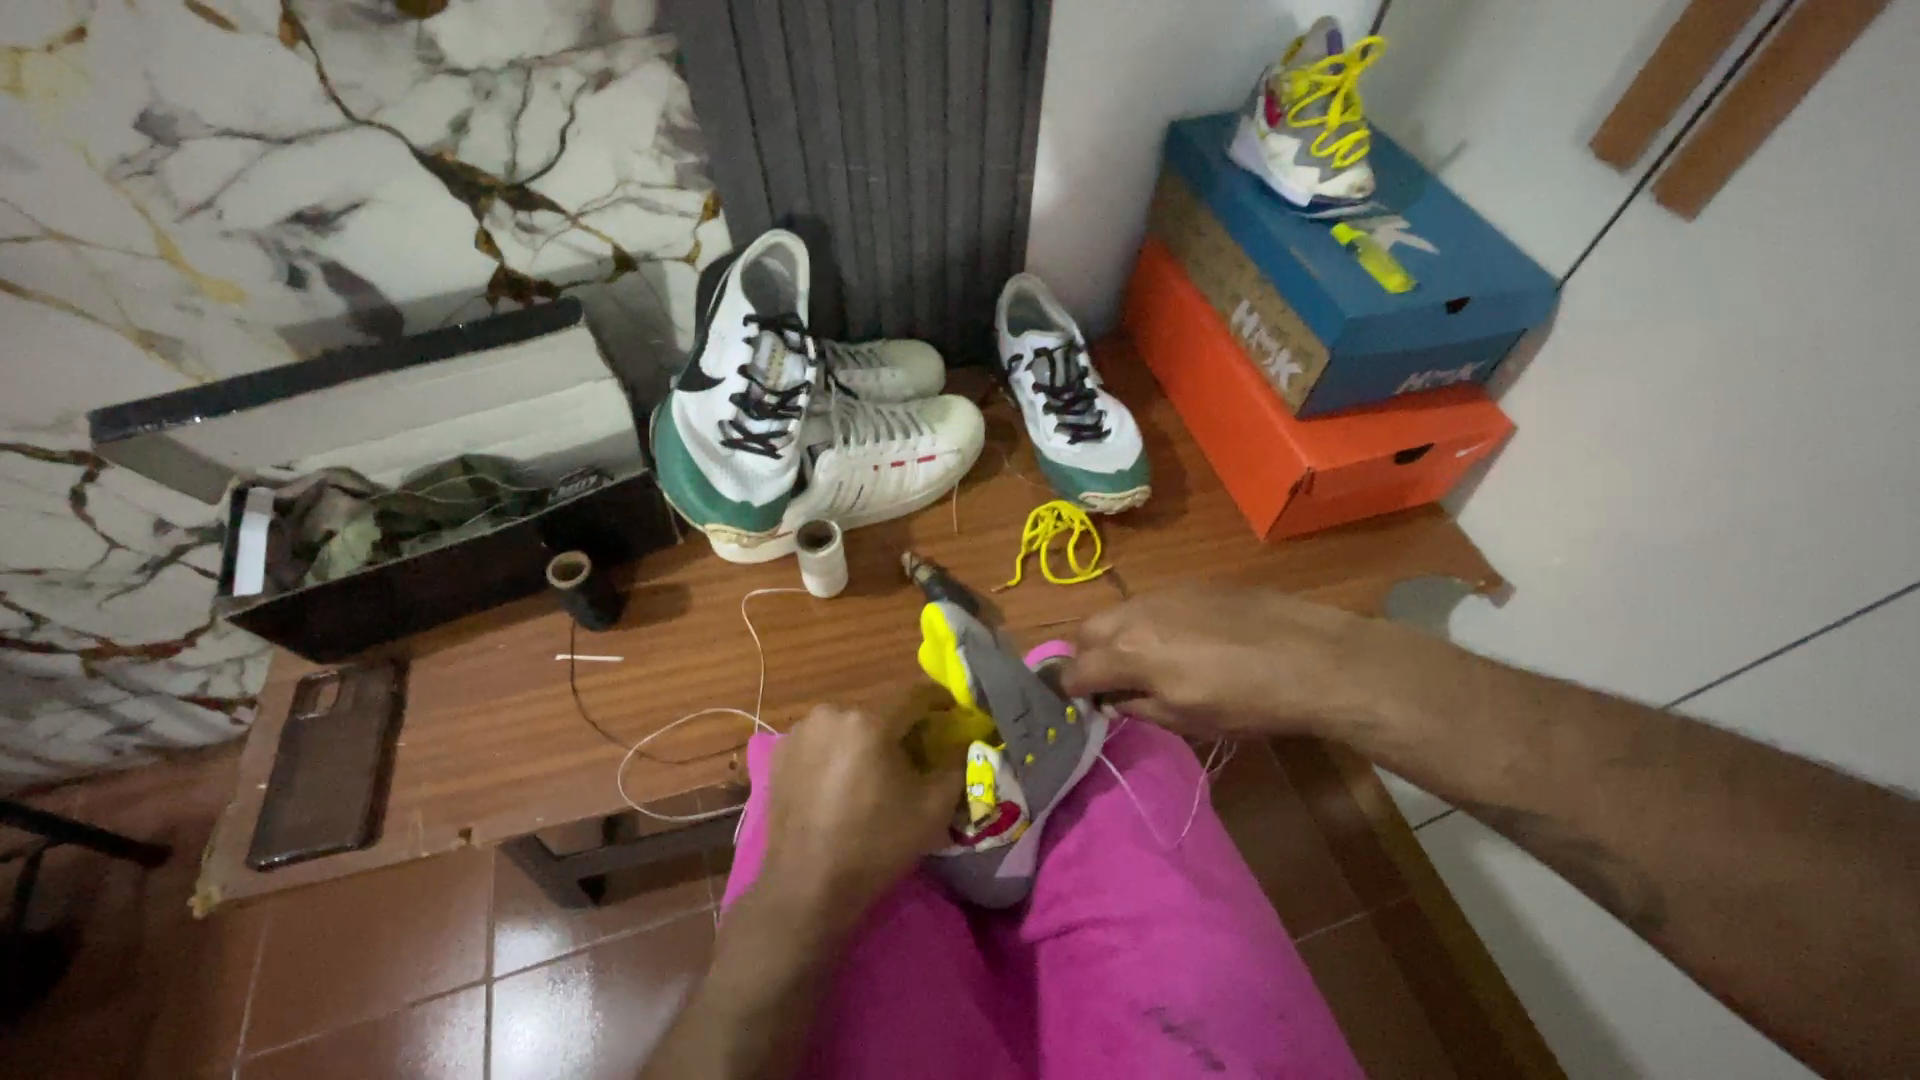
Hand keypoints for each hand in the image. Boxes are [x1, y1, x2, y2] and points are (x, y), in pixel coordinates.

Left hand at [756, 705, 964, 935]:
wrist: (807, 886)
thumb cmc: (875, 844)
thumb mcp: (933, 808)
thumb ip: (957, 764)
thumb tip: (963, 743)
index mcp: (869, 720)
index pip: (914, 694)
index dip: (939, 700)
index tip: (954, 712)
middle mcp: (830, 713)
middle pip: (879, 709)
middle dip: (901, 726)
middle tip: (918, 752)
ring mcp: (799, 731)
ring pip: (848, 724)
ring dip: (867, 738)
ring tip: (877, 771)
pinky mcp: (780, 753)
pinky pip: (822, 741)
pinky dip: (838, 752)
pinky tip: (843, 783)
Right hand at [1063, 586, 1388, 737]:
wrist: (1310, 657)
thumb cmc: (1246, 702)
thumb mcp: (1186, 721)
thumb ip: (1138, 707)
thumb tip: (1114, 699)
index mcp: (1128, 653)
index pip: (1077, 669)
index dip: (1072, 690)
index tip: (1080, 703)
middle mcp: (1136, 615)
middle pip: (1087, 630)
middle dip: (1087, 655)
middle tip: (1108, 680)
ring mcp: (1164, 594)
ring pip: (1119, 612)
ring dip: (1117, 636)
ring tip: (1144, 660)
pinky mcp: (1193, 585)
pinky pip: (1152, 604)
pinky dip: (1148, 623)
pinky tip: (1180, 641)